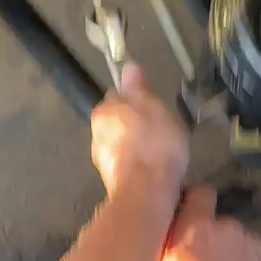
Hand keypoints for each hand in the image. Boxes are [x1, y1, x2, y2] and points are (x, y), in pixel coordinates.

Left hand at [91, 63, 187, 202]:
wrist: (147, 194)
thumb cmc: (154, 145)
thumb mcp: (154, 106)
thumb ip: (140, 87)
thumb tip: (128, 67)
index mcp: (104, 112)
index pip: (119, 96)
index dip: (139, 100)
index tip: (157, 109)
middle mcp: (97, 135)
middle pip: (120, 122)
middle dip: (137, 125)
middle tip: (163, 132)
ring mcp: (103, 161)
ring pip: (124, 145)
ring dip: (139, 147)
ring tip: (163, 154)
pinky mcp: (112, 182)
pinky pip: (129, 165)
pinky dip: (140, 166)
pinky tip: (156, 171)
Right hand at [152, 186, 260, 260]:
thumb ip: (163, 246)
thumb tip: (165, 230)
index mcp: (197, 227)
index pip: (199, 193)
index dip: (192, 204)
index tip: (185, 218)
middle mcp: (230, 228)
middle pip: (218, 224)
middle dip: (210, 238)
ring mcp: (256, 247)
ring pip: (239, 243)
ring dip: (231, 255)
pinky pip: (258, 260)